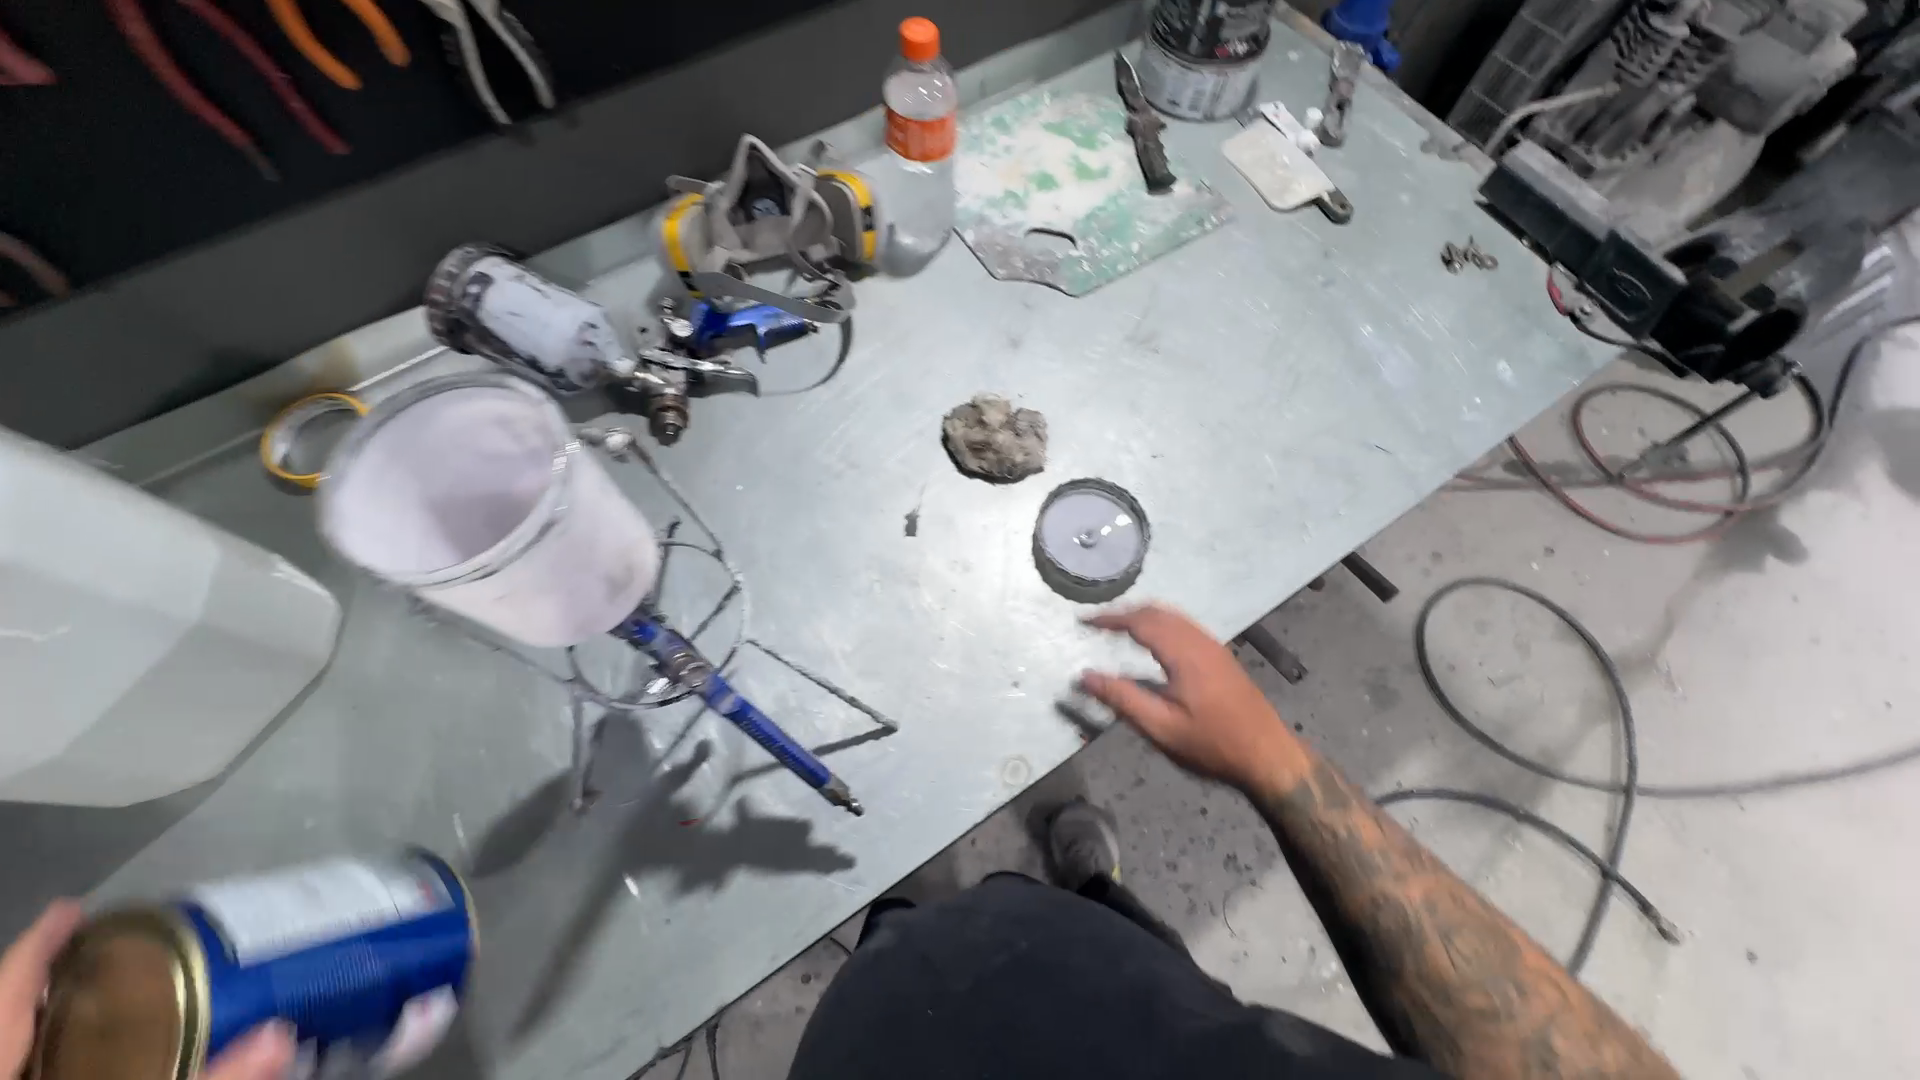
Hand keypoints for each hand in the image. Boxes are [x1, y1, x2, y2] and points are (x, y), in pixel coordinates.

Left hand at [2, 901, 294, 1079]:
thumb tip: (280, 1033)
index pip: (0, 1003)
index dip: (32, 952)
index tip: (72, 909)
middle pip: (2, 1034)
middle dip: (45, 988)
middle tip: (113, 950)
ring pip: (13, 1063)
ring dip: (48, 1031)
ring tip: (109, 998)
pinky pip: (24, 1078)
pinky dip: (56, 1065)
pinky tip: (100, 1062)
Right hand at [1080, 604, 1299, 791]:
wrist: (1268, 754)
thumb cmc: (1213, 744)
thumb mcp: (1161, 727)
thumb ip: (1122, 699)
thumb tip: (1085, 677)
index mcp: (1184, 654)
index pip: (1140, 622)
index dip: (1110, 619)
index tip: (1084, 622)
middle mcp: (1200, 641)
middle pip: (1157, 612)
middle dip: (1124, 613)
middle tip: (1097, 624)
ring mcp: (1214, 647)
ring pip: (1173, 616)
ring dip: (1143, 616)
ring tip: (1118, 629)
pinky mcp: (1221, 656)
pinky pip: (1185, 626)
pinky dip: (1161, 624)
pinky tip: (1153, 643)